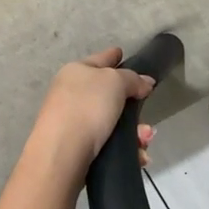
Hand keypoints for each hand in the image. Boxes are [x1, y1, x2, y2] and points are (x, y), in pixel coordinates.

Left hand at [21, 48, 155, 185]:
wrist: (62, 154)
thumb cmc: (87, 108)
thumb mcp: (115, 82)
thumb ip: (133, 79)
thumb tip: (145, 82)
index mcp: (76, 72)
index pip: (99, 59)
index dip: (113, 56)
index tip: (122, 53)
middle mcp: (71, 94)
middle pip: (109, 94)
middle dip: (133, 106)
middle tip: (146, 114)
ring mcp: (73, 121)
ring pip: (113, 121)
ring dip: (134, 131)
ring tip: (144, 140)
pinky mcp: (78, 146)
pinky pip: (109, 142)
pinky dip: (126, 147)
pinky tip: (139, 155)